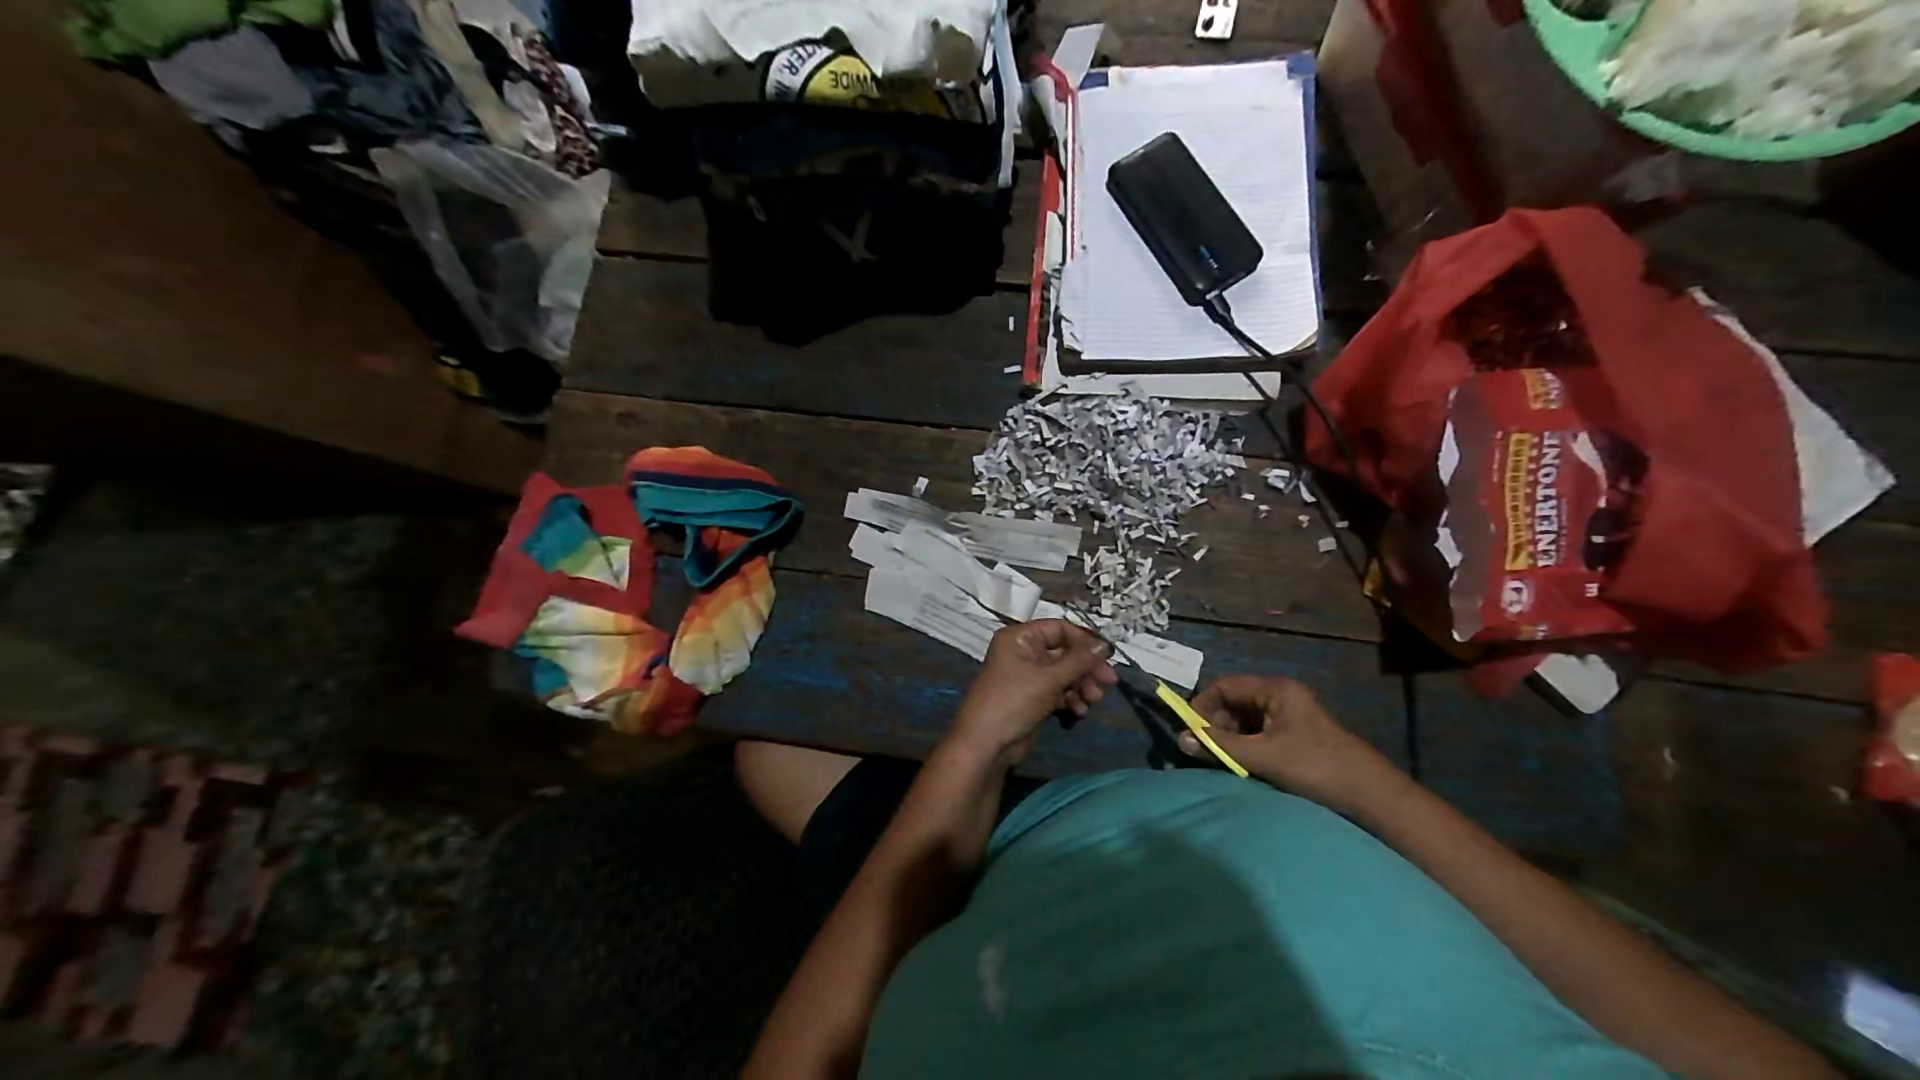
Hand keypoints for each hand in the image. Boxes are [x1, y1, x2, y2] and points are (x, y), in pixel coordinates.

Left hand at [949, 620, 1116, 764]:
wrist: (986, 744)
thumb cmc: (1013, 702)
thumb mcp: (1049, 678)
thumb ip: (1079, 660)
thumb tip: (1105, 644)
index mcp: (1019, 638)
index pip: (1059, 629)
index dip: (1084, 641)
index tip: (1108, 656)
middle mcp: (1023, 652)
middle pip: (1064, 652)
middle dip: (1086, 667)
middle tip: (1108, 682)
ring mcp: (1027, 676)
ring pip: (1063, 673)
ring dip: (1081, 684)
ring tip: (1093, 699)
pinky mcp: (1032, 697)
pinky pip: (1058, 690)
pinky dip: (1070, 698)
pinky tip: (1079, 710)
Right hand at [1179, 675, 1399, 810]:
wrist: (1371, 795)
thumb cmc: (1314, 767)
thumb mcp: (1262, 756)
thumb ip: (1219, 746)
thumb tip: (1181, 739)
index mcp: (1275, 689)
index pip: (1224, 685)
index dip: (1202, 705)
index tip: (1190, 731)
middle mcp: (1282, 694)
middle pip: (1234, 700)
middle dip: (1215, 723)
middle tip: (1204, 749)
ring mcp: (1291, 714)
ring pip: (1245, 718)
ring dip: (1229, 736)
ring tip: (1221, 758)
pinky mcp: (1296, 733)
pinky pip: (1259, 731)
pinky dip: (1245, 744)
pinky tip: (1240, 762)